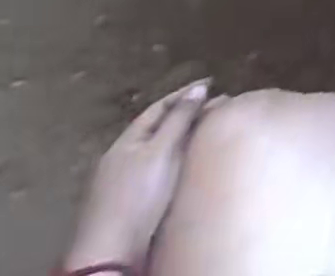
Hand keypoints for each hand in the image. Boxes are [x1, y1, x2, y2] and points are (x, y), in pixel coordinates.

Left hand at [63, 79, 211, 271]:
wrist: (112, 253)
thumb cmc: (137, 195)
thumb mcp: (161, 151)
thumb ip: (179, 119)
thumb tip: (199, 87)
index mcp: (126, 143)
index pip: (157, 108)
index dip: (184, 93)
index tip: (212, 82)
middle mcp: (123, 158)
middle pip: (160, 127)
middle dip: (190, 112)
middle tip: (221, 104)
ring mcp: (126, 180)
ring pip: (161, 147)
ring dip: (186, 133)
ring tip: (213, 126)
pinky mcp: (135, 199)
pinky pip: (162, 164)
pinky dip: (181, 153)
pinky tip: (193, 157)